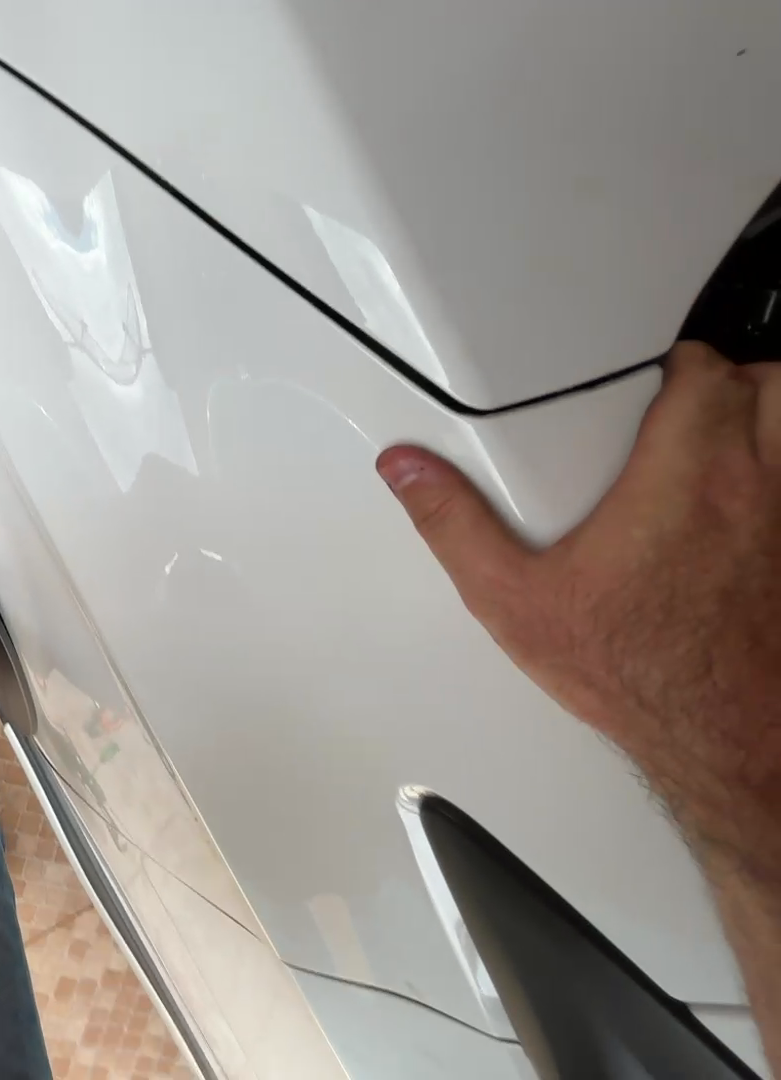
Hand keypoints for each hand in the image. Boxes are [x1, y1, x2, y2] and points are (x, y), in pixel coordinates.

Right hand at [375, 342, 780, 849]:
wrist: (717, 732)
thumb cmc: (626, 666)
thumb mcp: (502, 593)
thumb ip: (449, 520)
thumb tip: (407, 469)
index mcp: (682, 486)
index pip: (706, 382)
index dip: (676, 363)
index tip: (639, 373)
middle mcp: (755, 493)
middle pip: (772, 388)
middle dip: (725, 378)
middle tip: (668, 396)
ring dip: (763, 413)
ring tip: (702, 435)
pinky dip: (775, 464)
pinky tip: (728, 497)